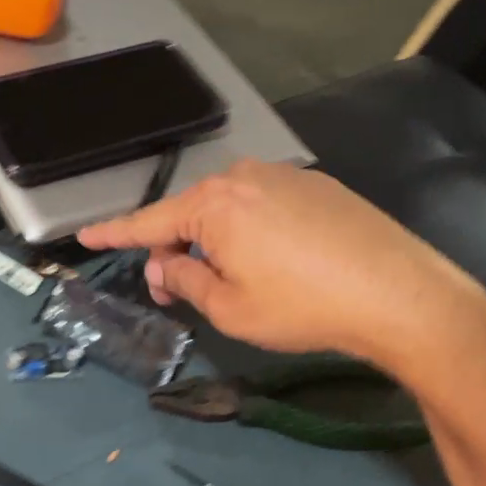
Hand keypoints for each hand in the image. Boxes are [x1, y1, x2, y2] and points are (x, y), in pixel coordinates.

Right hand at [78, 160, 485, 369]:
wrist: (402, 295)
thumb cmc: (302, 306)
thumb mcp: (229, 308)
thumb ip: (184, 281)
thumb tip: (165, 264)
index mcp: (213, 205)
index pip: (148, 221)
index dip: (113, 233)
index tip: (83, 235)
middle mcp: (243, 177)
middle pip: (188, 213)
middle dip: (173, 249)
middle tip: (175, 290)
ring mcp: (285, 176)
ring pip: (227, 209)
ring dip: (213, 241)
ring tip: (228, 279)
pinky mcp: (318, 185)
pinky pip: (263, 205)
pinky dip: (250, 231)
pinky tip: (274, 262)